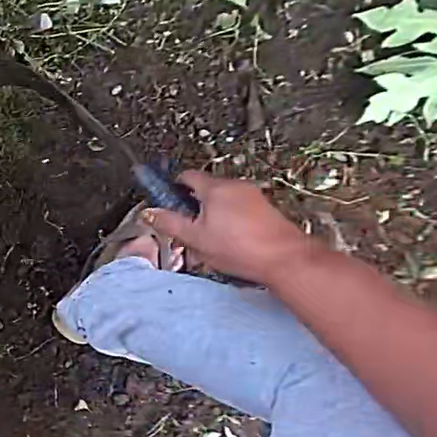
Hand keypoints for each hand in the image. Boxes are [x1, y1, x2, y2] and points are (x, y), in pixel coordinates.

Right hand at [145, 171, 327, 284]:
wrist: (286, 260)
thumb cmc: (242, 248)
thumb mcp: (194, 238)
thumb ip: (169, 223)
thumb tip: (150, 213)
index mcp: (216, 189)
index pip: (187, 176)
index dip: (173, 187)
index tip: (166, 198)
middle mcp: (236, 187)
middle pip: (205, 189)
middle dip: (192, 206)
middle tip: (185, 226)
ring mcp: (253, 197)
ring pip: (222, 201)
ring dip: (210, 215)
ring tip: (207, 239)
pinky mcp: (265, 210)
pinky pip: (238, 209)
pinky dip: (228, 221)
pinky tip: (227, 242)